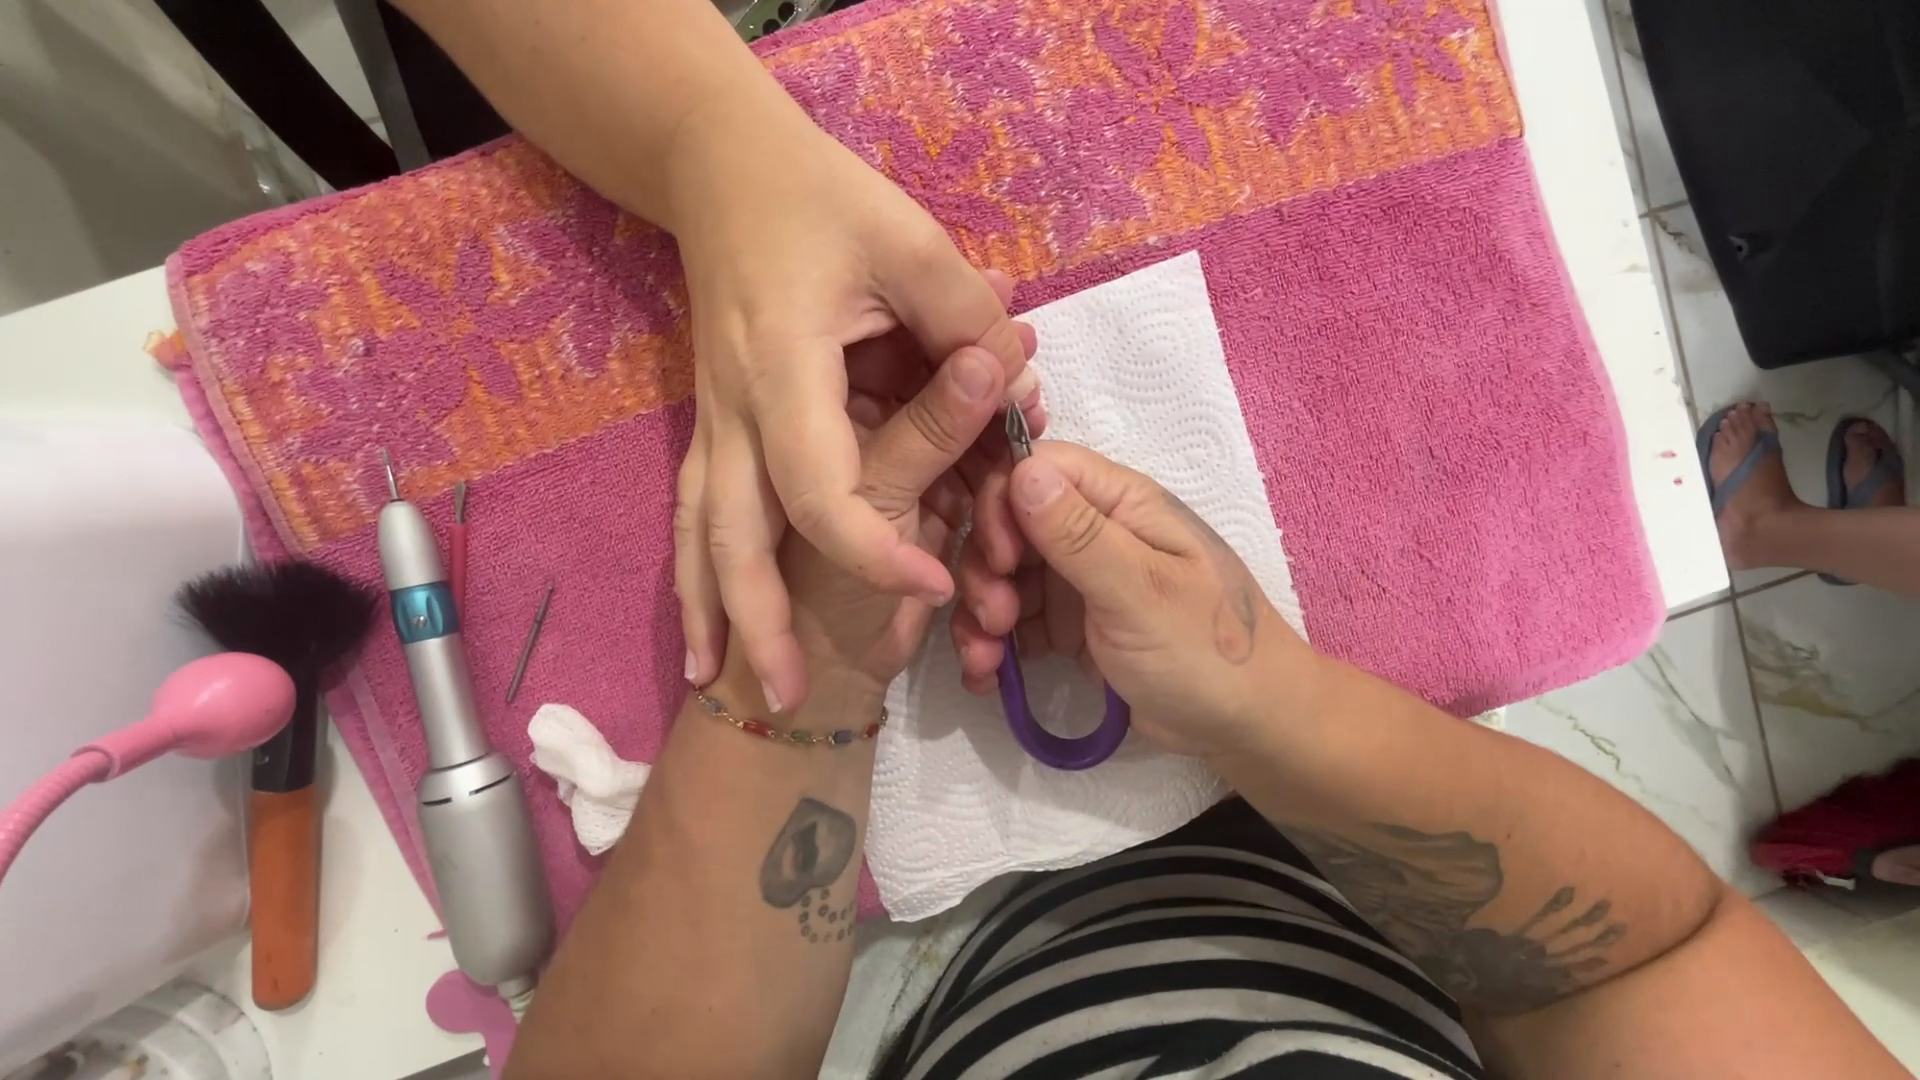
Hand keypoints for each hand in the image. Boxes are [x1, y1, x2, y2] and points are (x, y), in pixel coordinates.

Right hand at [666, 101, 1043, 712]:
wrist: (720, 169)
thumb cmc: (819, 197)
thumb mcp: (908, 243)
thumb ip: (965, 319)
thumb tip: (1017, 378)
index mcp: (785, 370)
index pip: (823, 485)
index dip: (877, 546)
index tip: (938, 583)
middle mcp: (735, 410)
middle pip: (734, 533)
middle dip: (763, 619)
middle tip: (790, 694)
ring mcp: (713, 420)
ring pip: (698, 532)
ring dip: (712, 613)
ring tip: (722, 684)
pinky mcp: (712, 422)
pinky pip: (692, 512)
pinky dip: (692, 576)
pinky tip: (697, 631)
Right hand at [951, 443, 1315, 760]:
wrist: (1245, 728)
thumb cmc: (1206, 652)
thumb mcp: (1140, 592)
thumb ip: (1079, 534)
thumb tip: (1022, 468)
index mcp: (1121, 504)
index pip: (1038, 469)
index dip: (1002, 504)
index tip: (999, 559)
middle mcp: (1094, 532)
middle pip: (1010, 525)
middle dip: (986, 570)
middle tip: (992, 621)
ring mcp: (1079, 580)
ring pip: (1004, 575)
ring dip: (982, 613)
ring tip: (984, 660)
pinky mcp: (1069, 624)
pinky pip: (1016, 620)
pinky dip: (995, 644)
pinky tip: (986, 676)